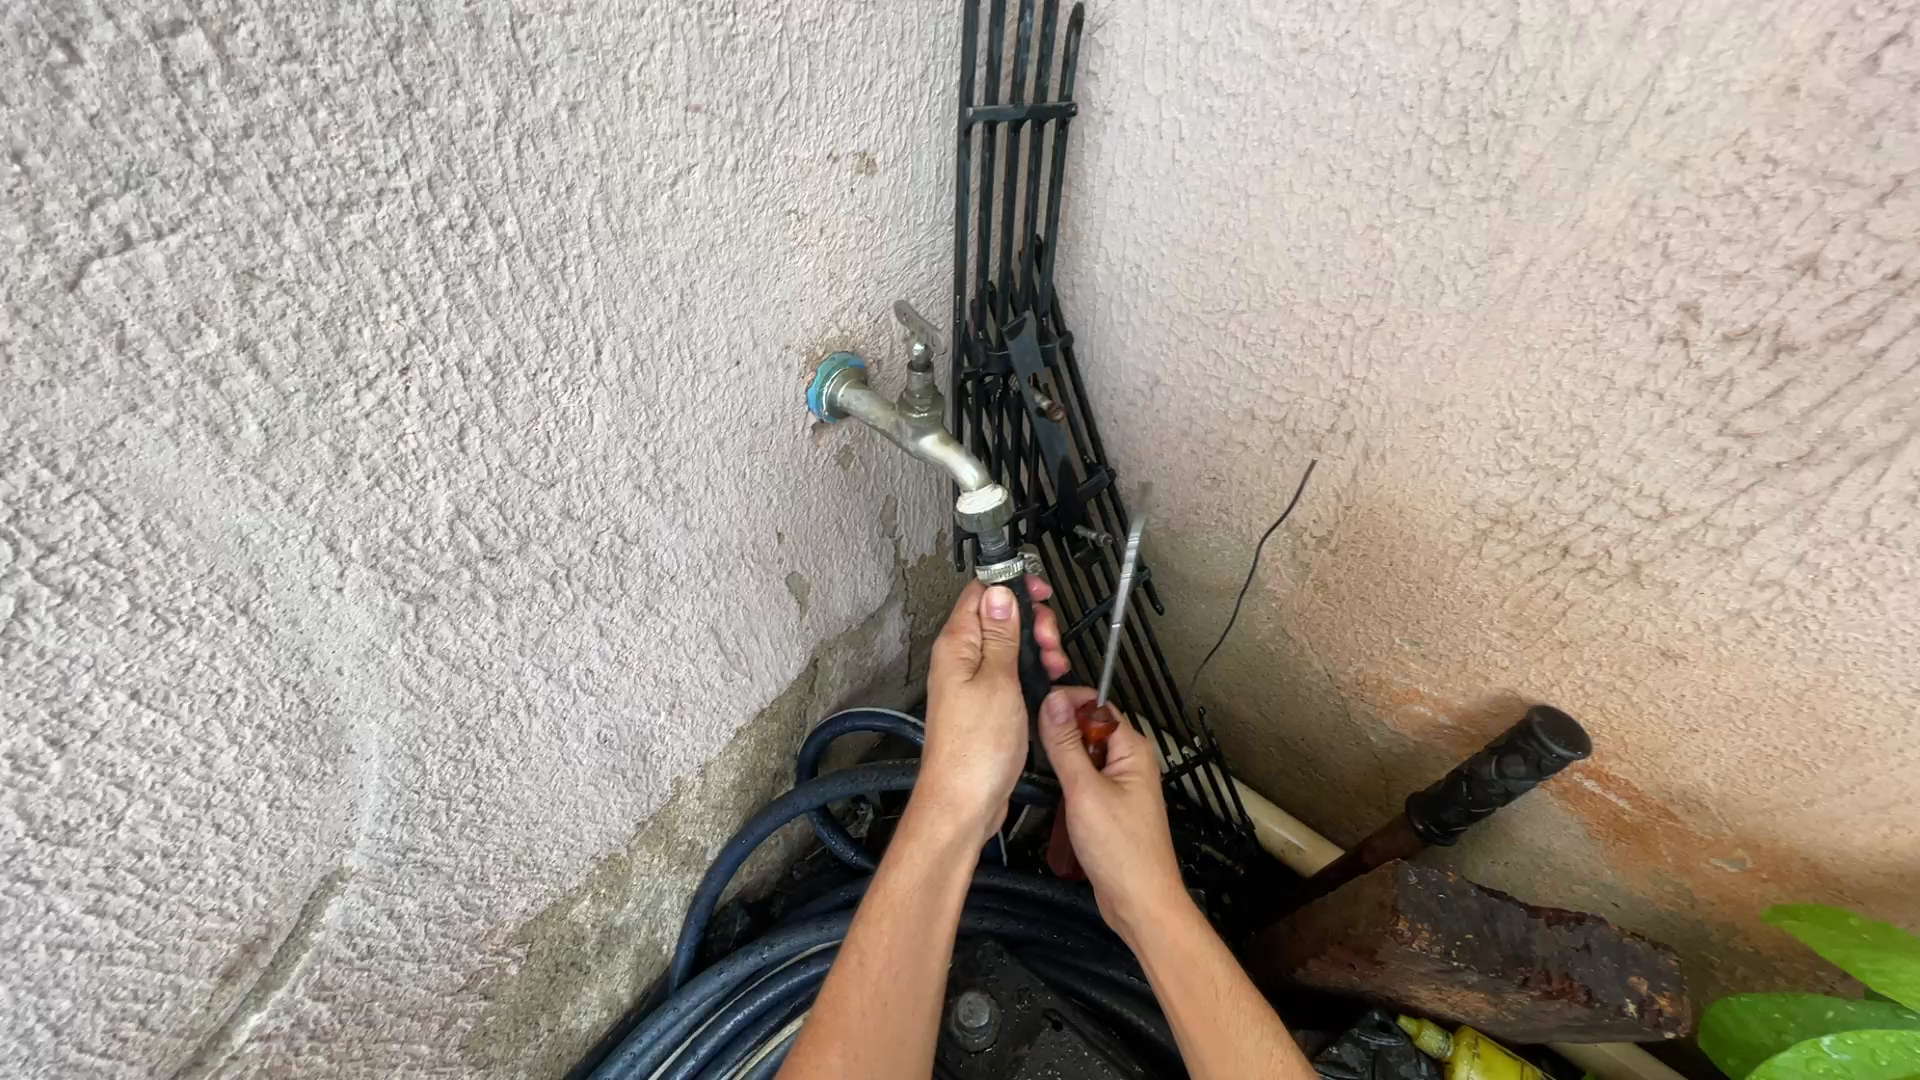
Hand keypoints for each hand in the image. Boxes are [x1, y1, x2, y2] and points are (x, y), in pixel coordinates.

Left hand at [916, 577, 1069, 845]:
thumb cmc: (975, 748)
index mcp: (957, 645)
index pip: (981, 593)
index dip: (1012, 587)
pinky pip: (1010, 674)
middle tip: (1050, 640)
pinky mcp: (985, 703)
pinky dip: (1031, 674)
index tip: (1040, 594)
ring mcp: (972, 682)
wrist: (965, 802)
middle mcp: (960, 659)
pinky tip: (1047, 683)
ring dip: (1036, 649)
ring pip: (1008, 646)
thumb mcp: (998, 680)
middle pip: (998, 617)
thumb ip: (1000, 634)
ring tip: (1054, 664)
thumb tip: (999, 592)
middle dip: (1032, 622)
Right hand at [1038, 685, 1187, 945]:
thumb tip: (1052, 700)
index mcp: (1132, 748)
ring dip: (1061, 760)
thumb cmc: (1120, 850)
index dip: (1067, 702)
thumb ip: (1065, 744)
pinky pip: (1083, 777)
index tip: (1038, 710)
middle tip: (1035, 746)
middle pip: (1087, 728)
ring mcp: (1119, 783)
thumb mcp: (1084, 790)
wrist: (1139, 904)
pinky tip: (1054, 794)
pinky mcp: (1109, 803)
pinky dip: (1066, 781)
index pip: (1096, 705)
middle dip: (1061, 732)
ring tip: (1044, 772)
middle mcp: (1129, 760)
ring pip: (1082, 754)